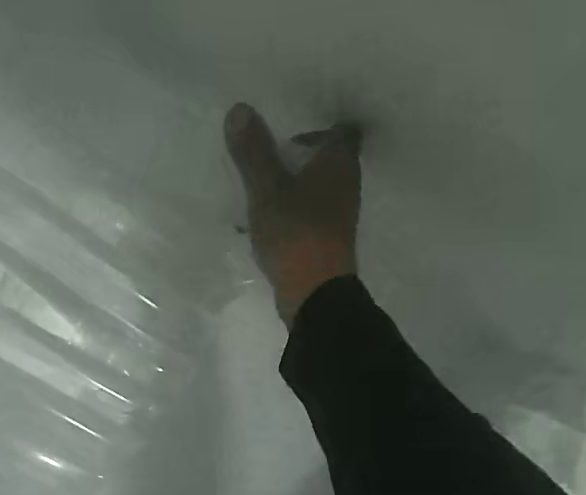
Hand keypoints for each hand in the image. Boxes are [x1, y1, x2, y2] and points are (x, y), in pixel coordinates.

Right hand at [224, 103, 362, 328]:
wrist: (315, 293)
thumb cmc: (295, 233)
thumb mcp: (267, 190)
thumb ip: (253, 153)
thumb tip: (238, 109)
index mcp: (339, 162)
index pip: (340, 130)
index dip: (317, 129)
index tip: (287, 137)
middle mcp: (347, 185)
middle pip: (327, 161)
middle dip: (298, 160)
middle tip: (267, 164)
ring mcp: (339, 218)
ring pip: (316, 192)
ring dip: (292, 190)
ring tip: (260, 196)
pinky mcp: (327, 244)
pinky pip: (308, 219)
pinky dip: (290, 217)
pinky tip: (265, 227)